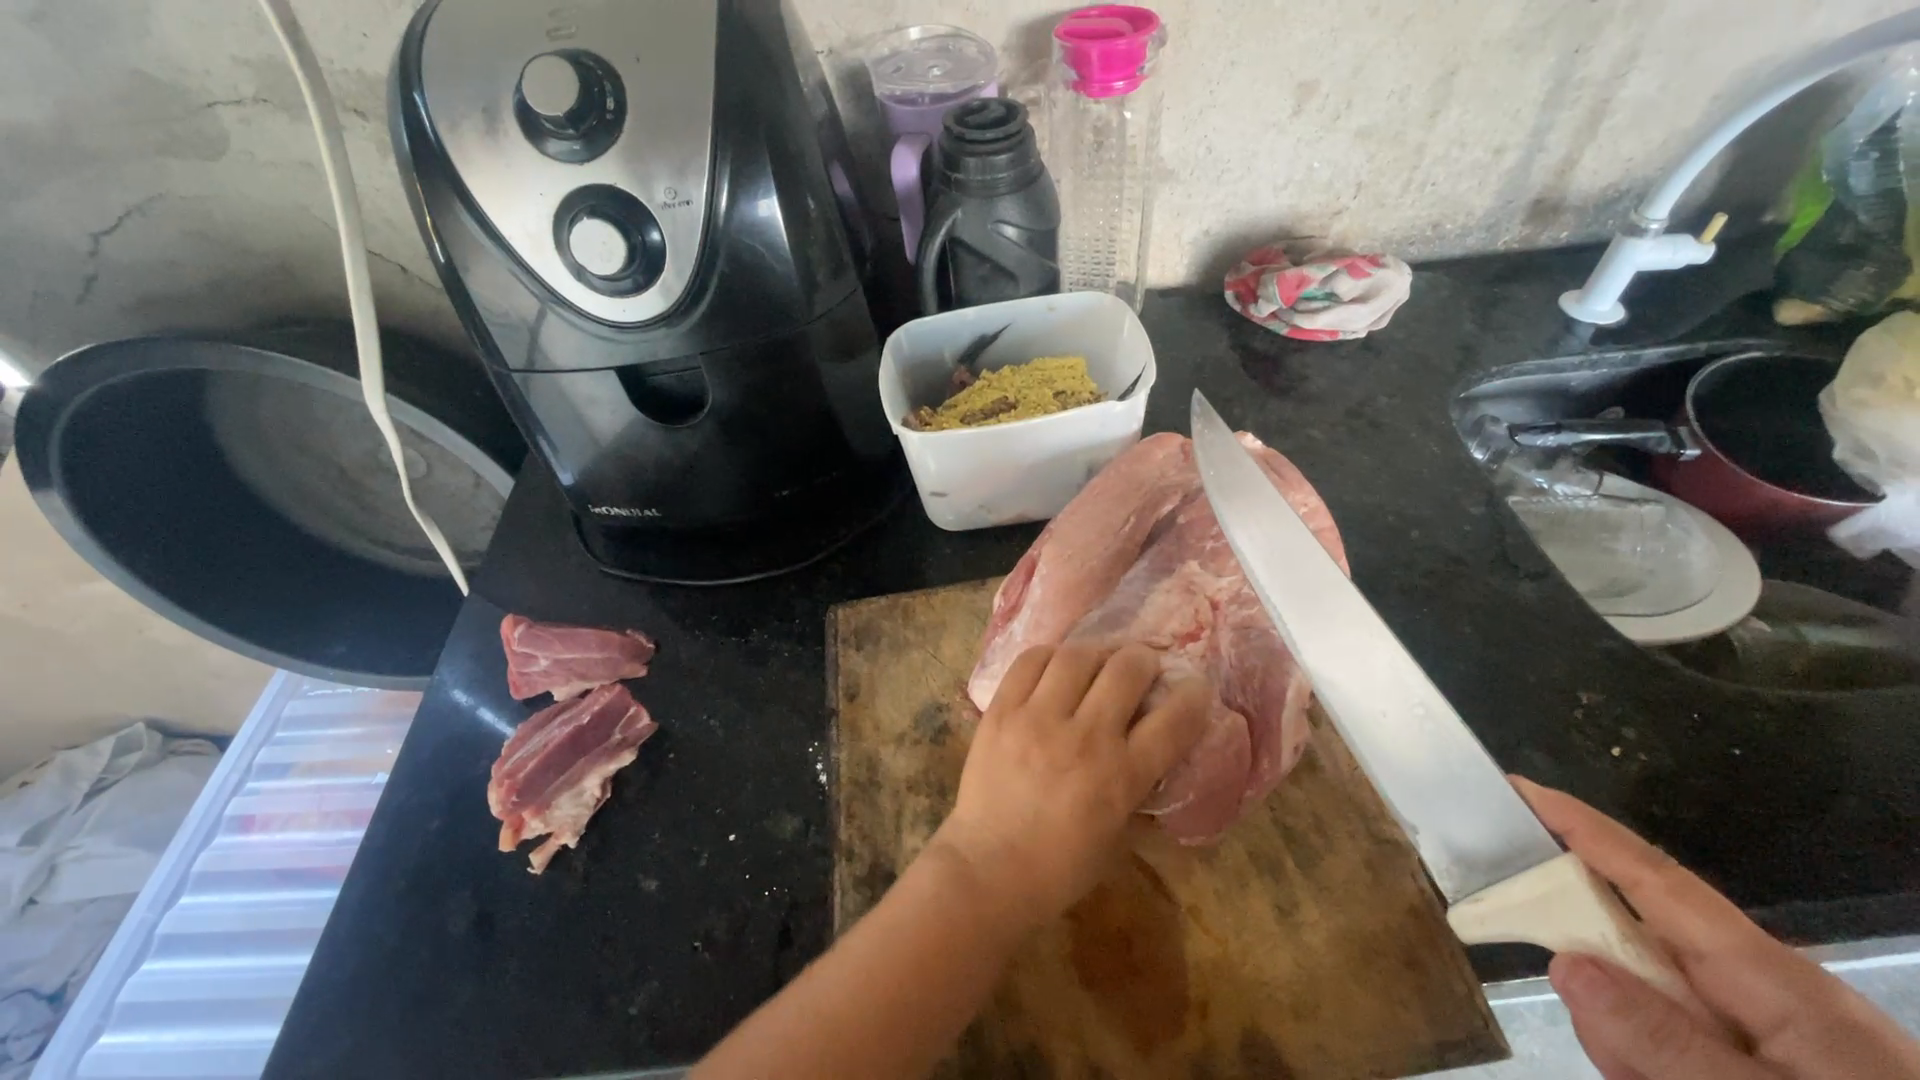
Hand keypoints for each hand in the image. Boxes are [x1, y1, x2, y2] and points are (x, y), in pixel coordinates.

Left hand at [928, 643, 1209, 931]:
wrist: (989, 870)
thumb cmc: (1060, 867)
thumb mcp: (1118, 834)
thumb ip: (1137, 787)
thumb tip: (1149, 749)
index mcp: (1122, 775)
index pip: (1174, 719)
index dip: (1193, 696)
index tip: (1195, 689)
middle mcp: (1085, 737)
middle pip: (1127, 670)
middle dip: (1144, 660)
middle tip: (1142, 666)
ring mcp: (1038, 719)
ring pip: (1078, 656)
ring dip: (1098, 652)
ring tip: (1099, 661)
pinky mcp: (1001, 711)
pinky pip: (1029, 662)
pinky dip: (1050, 656)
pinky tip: (1057, 666)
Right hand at [1513, 777, 1919, 1079]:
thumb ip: (1663, 1039)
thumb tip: (1565, 963)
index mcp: (1774, 979)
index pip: (1657, 879)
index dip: (1583, 829)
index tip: (1518, 788)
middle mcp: (1762, 992)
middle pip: (1635, 948)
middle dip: (1600, 989)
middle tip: (1622, 1065)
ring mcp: (1762, 1034)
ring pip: (1642, 1005)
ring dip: (1629, 1051)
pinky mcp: (1757, 1062)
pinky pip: (1671, 1045)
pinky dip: (1651, 1068)